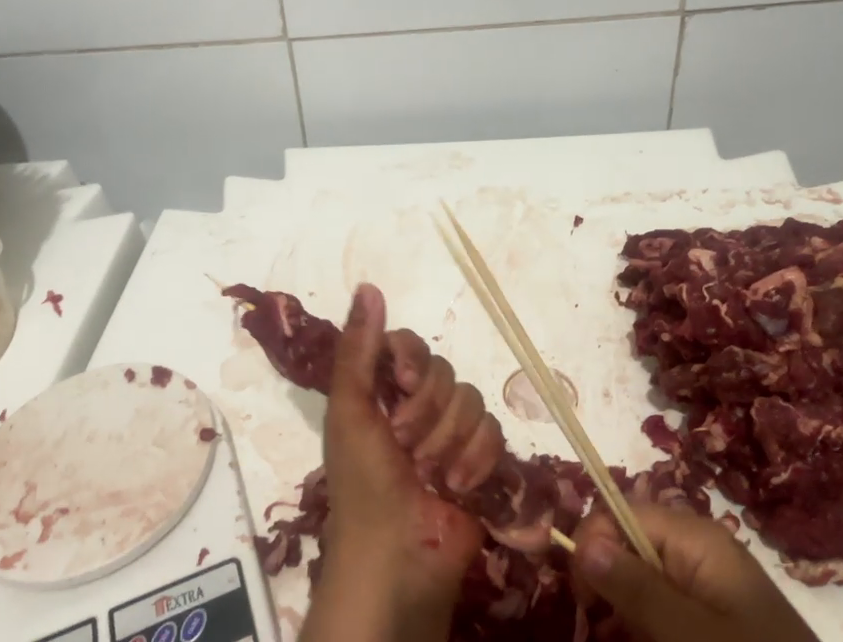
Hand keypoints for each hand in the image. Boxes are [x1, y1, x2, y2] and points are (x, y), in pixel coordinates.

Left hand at [300, 284, 503, 641]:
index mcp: (381, 391)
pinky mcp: (479, 460)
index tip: (404, 383)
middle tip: (405, 448)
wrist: (399, 558)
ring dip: (449, 441)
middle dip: (426, 414)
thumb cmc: (363, 484)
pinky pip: (493, 433)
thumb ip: (358, 350)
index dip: (411, 359)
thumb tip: (368, 285)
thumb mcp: (349, 412)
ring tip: (430, 475)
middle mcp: (416, 405)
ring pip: (471, 400)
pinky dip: (476, 460)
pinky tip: (459, 486)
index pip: (407, 344)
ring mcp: (450, 433)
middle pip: (443, 371)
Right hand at [574, 503, 817, 641]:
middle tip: (597, 626)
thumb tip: (582, 541)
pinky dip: (643, 622)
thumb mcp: (689, 633)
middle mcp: (698, 549)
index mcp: (695, 537)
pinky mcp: (711, 613)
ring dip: (620, 607)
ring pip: (640, 577)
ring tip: (614, 637)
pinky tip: (637, 637)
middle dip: (604, 579)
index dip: (592, 543)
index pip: (622, 512)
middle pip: (628, 542)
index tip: (581, 597)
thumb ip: (637, 587)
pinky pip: (662, 602)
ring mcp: (706, 582)